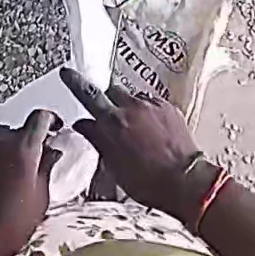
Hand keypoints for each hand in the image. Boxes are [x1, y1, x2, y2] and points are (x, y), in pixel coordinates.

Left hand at [0, 110, 61, 255]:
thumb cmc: (10, 225)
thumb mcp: (42, 195)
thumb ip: (48, 165)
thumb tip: (53, 151)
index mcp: (23, 147)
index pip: (41, 117)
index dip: (52, 120)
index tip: (56, 127)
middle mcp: (0, 140)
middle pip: (23, 127)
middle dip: (34, 139)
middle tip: (41, 158)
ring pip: (7, 134)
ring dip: (16, 145)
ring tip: (21, 170)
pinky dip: (1, 151)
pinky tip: (7, 174)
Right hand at [60, 67, 209, 220]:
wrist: (187, 182)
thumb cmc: (149, 182)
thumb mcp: (115, 166)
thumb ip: (98, 140)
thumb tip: (84, 125)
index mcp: (113, 122)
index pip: (89, 95)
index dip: (75, 82)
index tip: (67, 73)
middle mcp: (132, 107)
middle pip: (113, 92)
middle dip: (109, 102)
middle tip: (113, 120)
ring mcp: (152, 105)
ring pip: (133, 98)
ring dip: (130, 108)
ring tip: (137, 131)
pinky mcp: (169, 108)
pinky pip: (152, 103)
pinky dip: (148, 113)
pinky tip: (153, 132)